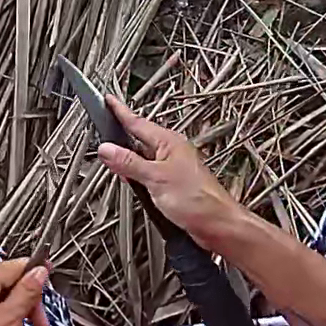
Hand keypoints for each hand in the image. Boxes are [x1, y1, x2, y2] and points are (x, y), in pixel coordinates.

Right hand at [96, 97, 245, 250]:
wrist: (218, 224)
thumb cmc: (199, 199)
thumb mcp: (156, 178)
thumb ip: (129, 163)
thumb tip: (107, 149)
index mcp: (169, 142)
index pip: (137, 122)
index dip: (120, 111)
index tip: (108, 100)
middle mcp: (172, 151)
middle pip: (139, 138)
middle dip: (122, 136)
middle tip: (106, 129)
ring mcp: (173, 167)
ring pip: (144, 156)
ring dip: (129, 159)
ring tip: (115, 159)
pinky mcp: (174, 183)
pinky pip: (150, 171)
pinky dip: (138, 174)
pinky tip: (134, 182)